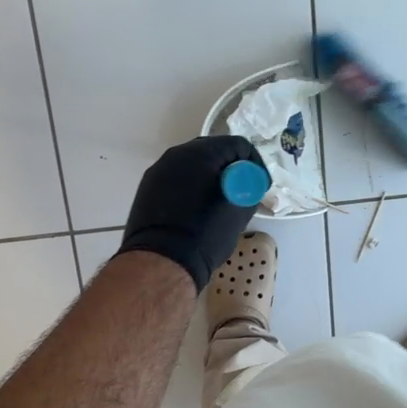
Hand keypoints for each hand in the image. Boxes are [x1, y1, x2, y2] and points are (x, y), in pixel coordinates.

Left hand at [117, 136, 265, 290]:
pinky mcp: (147, 189)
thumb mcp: (239, 212)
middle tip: (240, 192)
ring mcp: (158, 170)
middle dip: (230, 170)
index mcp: (202, 152)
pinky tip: (194, 211)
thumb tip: (246, 186)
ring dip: (208, 179)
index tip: (259, 187)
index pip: (238, 146)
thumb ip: (248, 190)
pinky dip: (189, 189)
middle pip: (212, 152)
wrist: (162, 262)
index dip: (254, 165)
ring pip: (191, 167)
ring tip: (216, 203)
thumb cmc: (206, 234)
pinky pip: (175, 181)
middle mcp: (176, 154)